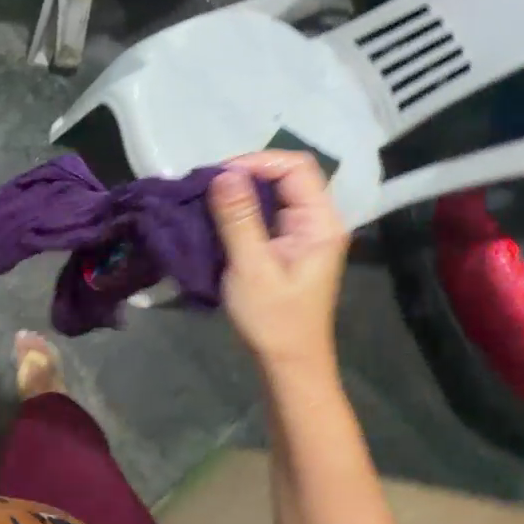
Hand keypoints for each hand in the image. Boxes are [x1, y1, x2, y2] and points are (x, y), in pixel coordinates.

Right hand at [209, 152, 348, 375]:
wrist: (287, 361)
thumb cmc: (274, 319)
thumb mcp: (252, 268)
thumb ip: (239, 218)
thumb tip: (224, 173)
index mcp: (320, 222)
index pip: (296, 167)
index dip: (258, 162)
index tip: (219, 176)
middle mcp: (315, 220)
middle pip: (284, 173)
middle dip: (243, 172)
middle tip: (205, 186)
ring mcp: (300, 230)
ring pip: (271, 189)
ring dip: (237, 188)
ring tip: (204, 197)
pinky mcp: (284, 241)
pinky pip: (263, 208)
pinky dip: (237, 204)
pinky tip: (214, 213)